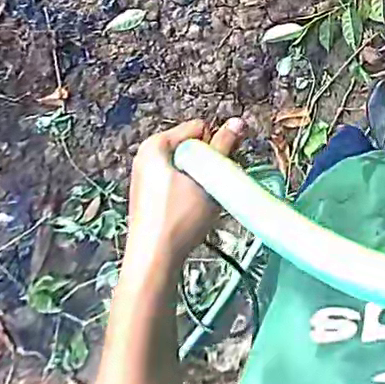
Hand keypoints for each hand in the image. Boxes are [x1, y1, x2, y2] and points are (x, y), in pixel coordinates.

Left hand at [123, 118, 244, 275]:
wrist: (154, 262)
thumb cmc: (179, 218)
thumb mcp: (208, 177)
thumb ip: (223, 146)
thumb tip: (238, 121)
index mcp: (155, 145)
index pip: (200, 128)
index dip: (215, 146)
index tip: (216, 169)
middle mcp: (146, 155)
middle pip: (194, 145)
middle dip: (209, 162)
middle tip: (212, 185)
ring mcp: (145, 175)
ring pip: (189, 164)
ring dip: (203, 176)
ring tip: (202, 199)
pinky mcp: (149, 194)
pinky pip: (179, 179)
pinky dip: (191, 188)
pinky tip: (191, 208)